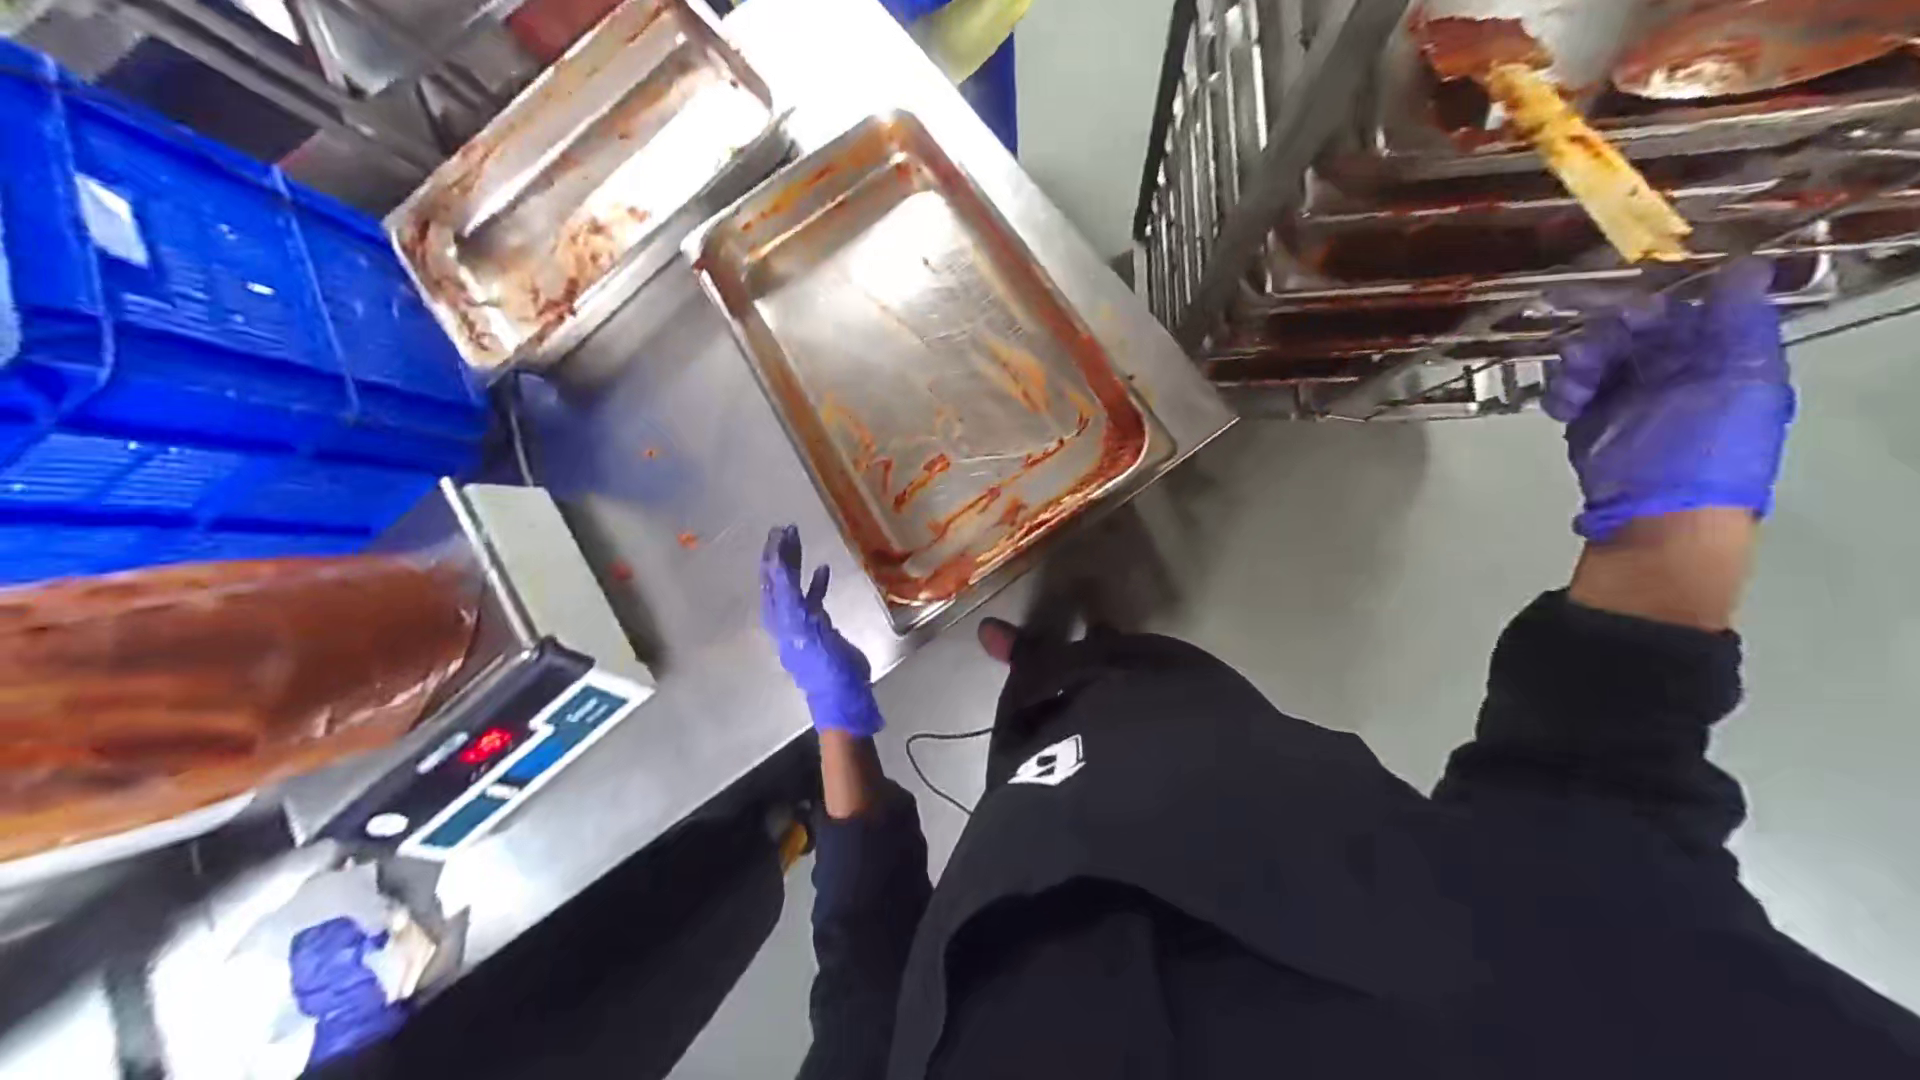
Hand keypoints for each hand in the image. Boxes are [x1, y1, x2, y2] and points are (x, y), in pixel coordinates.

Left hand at [760, 525, 882, 735]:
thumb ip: (790, 596)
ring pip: (793, 585)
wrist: (842, 691)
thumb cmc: (823, 662)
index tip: (779, 530)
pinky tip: (823, 570)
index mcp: (778, 616)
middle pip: (778, 579)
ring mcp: (801, 622)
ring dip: (795, 563)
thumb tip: (776, 565)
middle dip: (781, 553)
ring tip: (799, 539)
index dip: (773, 553)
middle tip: (786, 528)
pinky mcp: (819, 627)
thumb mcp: (804, 627)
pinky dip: (815, 583)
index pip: (771, 578)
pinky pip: (813, 598)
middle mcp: (784, 617)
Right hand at [1545, 258, 1794, 541]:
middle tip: (1591, 352)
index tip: (1626, 311)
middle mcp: (1669, 371)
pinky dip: (1560, 392)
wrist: (1656, 510)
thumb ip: (1740, 323)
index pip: (1680, 313)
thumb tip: (1743, 265)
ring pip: (1592, 357)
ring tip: (1576, 388)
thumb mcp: (1742, 379)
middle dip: (1605, 336)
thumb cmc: (1708, 446)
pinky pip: (1566, 391)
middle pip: (1628, 332)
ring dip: (1579, 363)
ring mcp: (1623, 396)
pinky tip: (1564, 405)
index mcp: (1714, 356)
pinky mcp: (1586, 419)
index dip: (1652, 306)